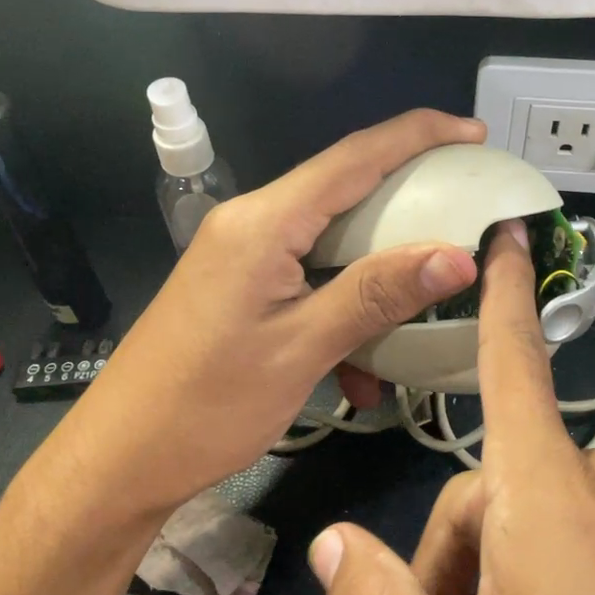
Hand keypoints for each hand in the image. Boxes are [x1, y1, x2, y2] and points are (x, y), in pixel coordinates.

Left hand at [60, 110, 483, 512]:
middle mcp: (252, 222)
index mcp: (265, 221)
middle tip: (469, 209)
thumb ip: (378, 294)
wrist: (120, 460)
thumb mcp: (302, 349)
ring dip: (378, 276)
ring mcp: (242, 256)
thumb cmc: (207, 405)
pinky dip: (342, 312)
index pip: (355, 156)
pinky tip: (361, 374)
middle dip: (409, 199)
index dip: (419, 135)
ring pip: (332, 242)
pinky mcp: (239, 287)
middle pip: (346, 190)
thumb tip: (459, 255)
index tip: (475, 134)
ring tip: (427, 307)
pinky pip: (308, 280)